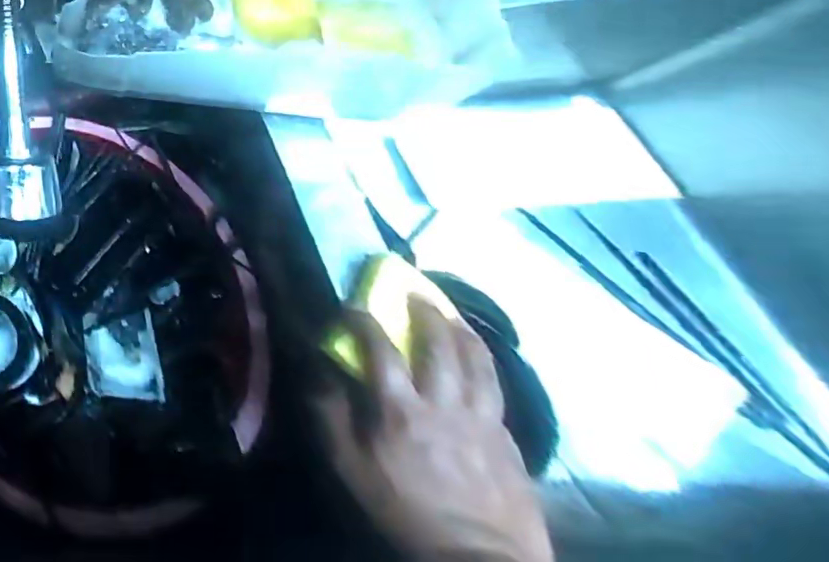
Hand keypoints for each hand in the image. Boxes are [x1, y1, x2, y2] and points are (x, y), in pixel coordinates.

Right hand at [316, 297, 551, 561]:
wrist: (478, 561)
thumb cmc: (402, 508)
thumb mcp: (348, 465)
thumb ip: (330, 412)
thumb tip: (318, 368)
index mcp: (400, 408)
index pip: (380, 348)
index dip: (363, 320)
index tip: (352, 304)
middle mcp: (444, 405)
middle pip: (439, 346)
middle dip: (425, 313)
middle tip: (416, 293)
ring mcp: (483, 423)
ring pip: (479, 365)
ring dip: (465, 334)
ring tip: (454, 316)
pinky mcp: (510, 443)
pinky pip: (497, 393)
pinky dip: (486, 369)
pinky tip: (480, 367)